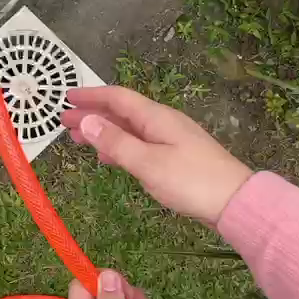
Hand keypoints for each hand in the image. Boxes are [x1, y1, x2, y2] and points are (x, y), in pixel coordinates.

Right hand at [61, 87, 253, 223]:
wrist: (235, 202)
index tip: (66, 97)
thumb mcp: (148, 163)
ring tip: (78, 139)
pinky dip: (118, 146)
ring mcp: (170, 139)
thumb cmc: (191, 181)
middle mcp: (162, 123)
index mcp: (156, 118)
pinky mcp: (175, 157)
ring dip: (103, 131)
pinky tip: (108, 157)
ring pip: (129, 129)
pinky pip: (139, 144)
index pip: (118, 98)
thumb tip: (86, 121)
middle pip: (122, 112)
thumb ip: (116, 143)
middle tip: (64, 121)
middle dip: (92, 114)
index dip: (91, 96)